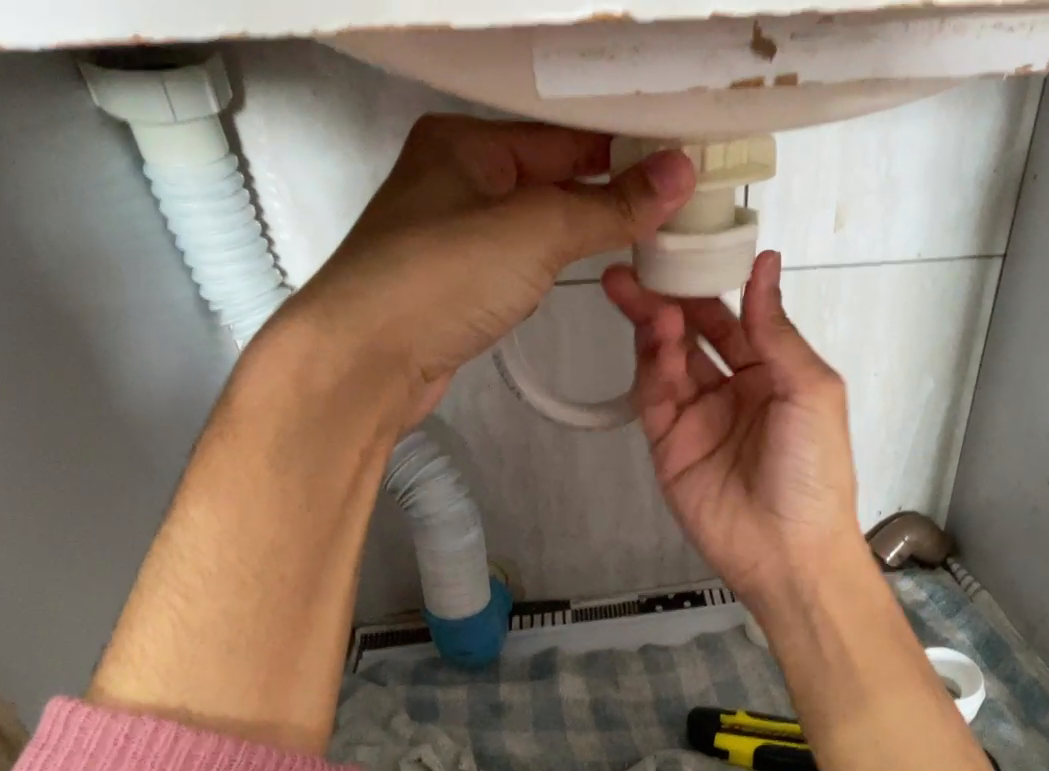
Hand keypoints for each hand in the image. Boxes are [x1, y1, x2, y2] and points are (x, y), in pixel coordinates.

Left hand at [259, 115, 695, 426]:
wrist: (365, 360)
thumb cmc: (442, 277)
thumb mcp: (536, 230)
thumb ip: (610, 206)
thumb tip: (679, 174)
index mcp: (467, 143)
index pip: (564, 133)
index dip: (625, 146)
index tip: (682, 162)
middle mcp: (459, 177)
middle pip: (553, 174)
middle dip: (613, 189)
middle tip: (682, 202)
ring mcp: (456, 232)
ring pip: (540, 219)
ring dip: (590, 226)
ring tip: (656, 232)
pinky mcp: (459, 280)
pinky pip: (524, 256)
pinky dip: (561, 259)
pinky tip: (597, 264)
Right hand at [602, 251, 861, 603]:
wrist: (788, 551)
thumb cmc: (813, 469)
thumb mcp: (810, 389)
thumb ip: (776, 329)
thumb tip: (765, 263)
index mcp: (772, 374)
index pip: (734, 319)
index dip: (711, 284)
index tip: (686, 245)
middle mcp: (732, 390)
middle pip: (692, 334)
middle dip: (666, 298)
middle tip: (636, 263)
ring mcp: (697, 417)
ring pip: (667, 359)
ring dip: (653, 324)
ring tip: (635, 291)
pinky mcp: (668, 444)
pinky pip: (654, 396)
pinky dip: (651, 363)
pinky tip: (653, 334)